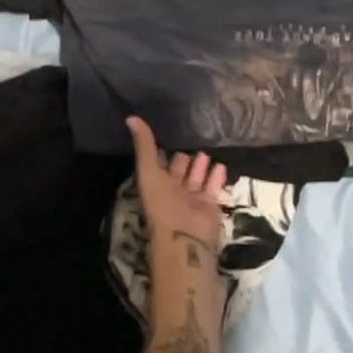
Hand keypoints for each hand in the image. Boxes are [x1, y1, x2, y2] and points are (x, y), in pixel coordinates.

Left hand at [126, 117, 228, 269]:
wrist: (184, 236)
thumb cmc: (162, 202)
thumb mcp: (149, 170)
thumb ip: (144, 145)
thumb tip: (131, 117)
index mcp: (155, 184)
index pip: (159, 164)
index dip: (162, 150)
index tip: (168, 132)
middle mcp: (172, 191)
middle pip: (180, 171)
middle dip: (184, 158)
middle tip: (191, 140)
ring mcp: (192, 199)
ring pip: (197, 178)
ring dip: (201, 166)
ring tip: (206, 149)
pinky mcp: (209, 205)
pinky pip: (213, 187)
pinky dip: (216, 176)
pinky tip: (221, 164)